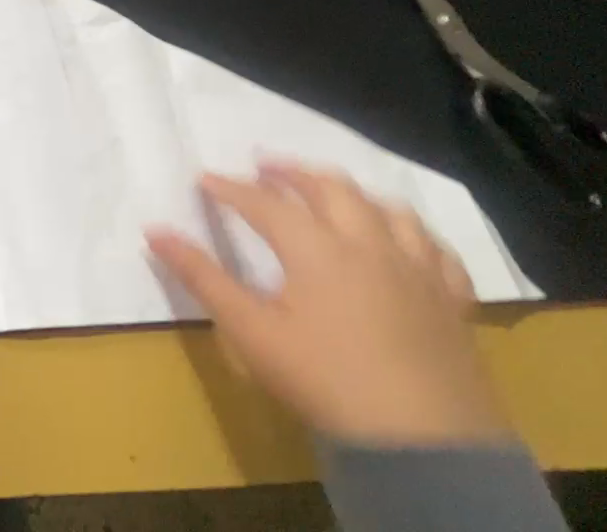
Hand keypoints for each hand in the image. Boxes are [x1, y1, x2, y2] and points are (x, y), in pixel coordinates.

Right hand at [147, 157, 509, 445]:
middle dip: (294, 173)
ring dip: (353, 193)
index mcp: (317, 249)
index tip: (204, 179)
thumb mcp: (248, 330)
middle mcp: (370, 246)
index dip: (231, 188)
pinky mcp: (451, 301)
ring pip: (390, 210)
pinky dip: (412, 234)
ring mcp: (418, 271)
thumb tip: (154, 231)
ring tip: (331, 193)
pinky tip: (401, 241)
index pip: (265, 203)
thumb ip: (201, 276)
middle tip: (266, 166)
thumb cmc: (322, 378)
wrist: (423, 440)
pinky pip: (437, 251)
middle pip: (333, 190)